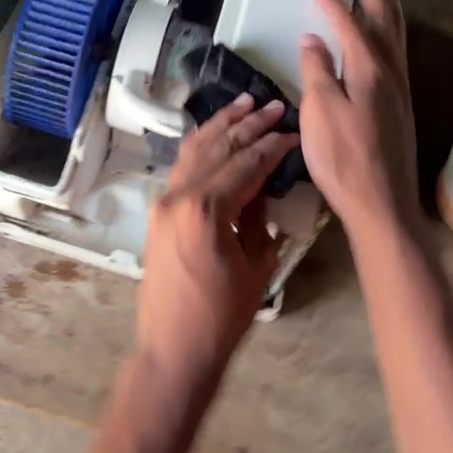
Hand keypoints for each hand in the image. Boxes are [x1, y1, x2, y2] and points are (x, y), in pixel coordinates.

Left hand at [137, 94, 299, 380]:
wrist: (173, 348)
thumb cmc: (222, 317)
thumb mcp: (256, 266)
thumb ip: (259, 217)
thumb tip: (263, 184)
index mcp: (205, 209)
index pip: (246, 163)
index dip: (272, 145)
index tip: (293, 129)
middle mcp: (179, 195)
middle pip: (219, 148)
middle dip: (250, 124)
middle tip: (275, 105)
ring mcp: (164, 200)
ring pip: (196, 149)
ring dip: (222, 125)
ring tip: (245, 103)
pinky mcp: (159, 209)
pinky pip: (183, 165)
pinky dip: (201, 144)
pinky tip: (215, 132)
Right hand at [298, 0, 419, 234]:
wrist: (382, 205)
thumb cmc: (344, 158)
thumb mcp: (319, 112)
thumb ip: (317, 71)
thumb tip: (314, 40)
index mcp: (368, 70)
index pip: (350, 27)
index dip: (334, 7)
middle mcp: (390, 75)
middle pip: (387, 26)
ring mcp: (400, 94)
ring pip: (398, 43)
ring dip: (389, 16)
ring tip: (383, 0)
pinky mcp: (401, 111)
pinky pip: (398, 60)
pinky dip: (391, 41)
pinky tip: (384, 50)